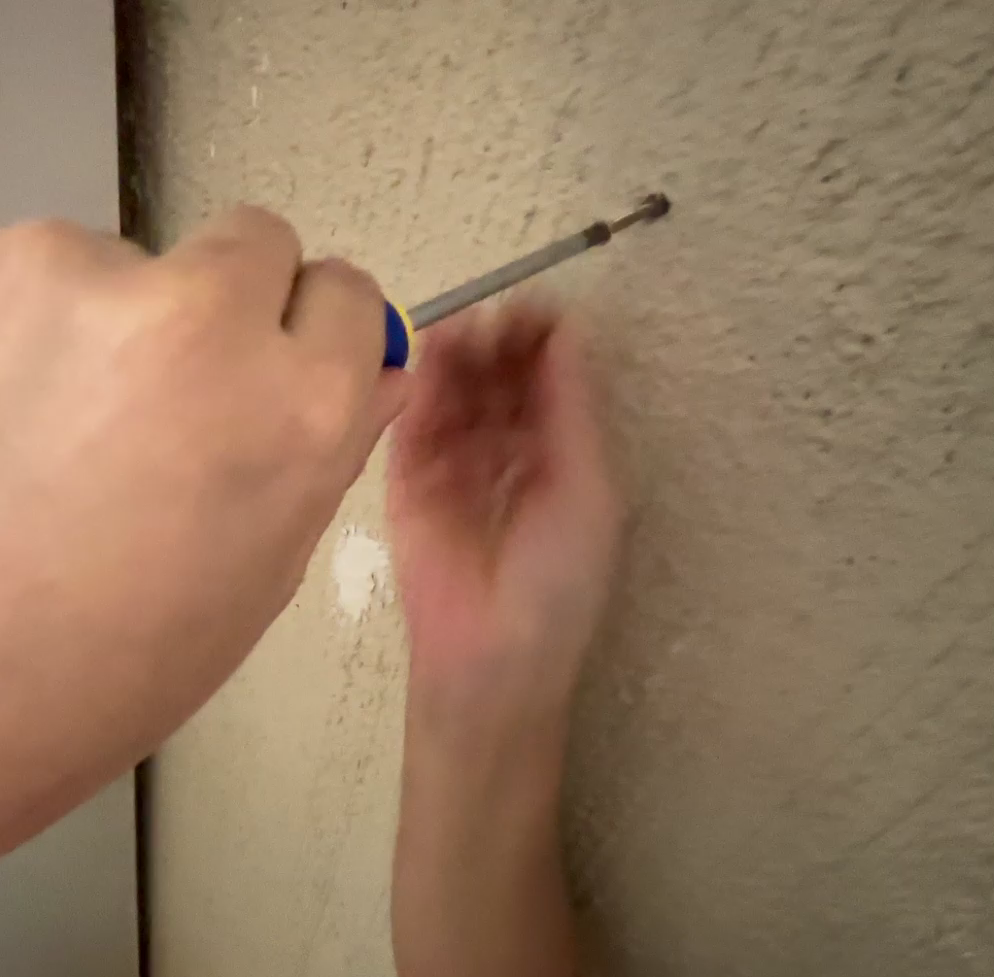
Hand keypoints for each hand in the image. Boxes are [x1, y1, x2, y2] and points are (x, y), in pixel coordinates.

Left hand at [0, 208, 406, 848]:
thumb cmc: (98, 677)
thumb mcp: (254, 581)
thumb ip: (320, 455)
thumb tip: (366, 372)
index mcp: (289, 403)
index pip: (346, 294)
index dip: (311, 341)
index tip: (271, 380)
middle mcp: (192, 309)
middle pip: (256, 241)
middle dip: (230, 310)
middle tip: (163, 405)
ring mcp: (57, 268)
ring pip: (130, 266)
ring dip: (114, 329)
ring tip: (41, 444)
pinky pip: (25, 280)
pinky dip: (20, 335)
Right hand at [387, 300, 621, 721]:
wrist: (486, 652)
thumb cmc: (553, 579)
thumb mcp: (586, 489)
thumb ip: (572, 407)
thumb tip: (565, 329)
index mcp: (558, 452)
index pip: (546, 380)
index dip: (539, 340)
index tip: (528, 306)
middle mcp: (505, 451)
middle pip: (497, 380)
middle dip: (493, 345)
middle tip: (484, 317)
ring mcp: (452, 464)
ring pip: (454, 397)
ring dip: (455, 361)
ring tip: (454, 329)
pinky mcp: (407, 480)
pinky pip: (414, 428)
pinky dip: (420, 394)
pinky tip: (426, 363)